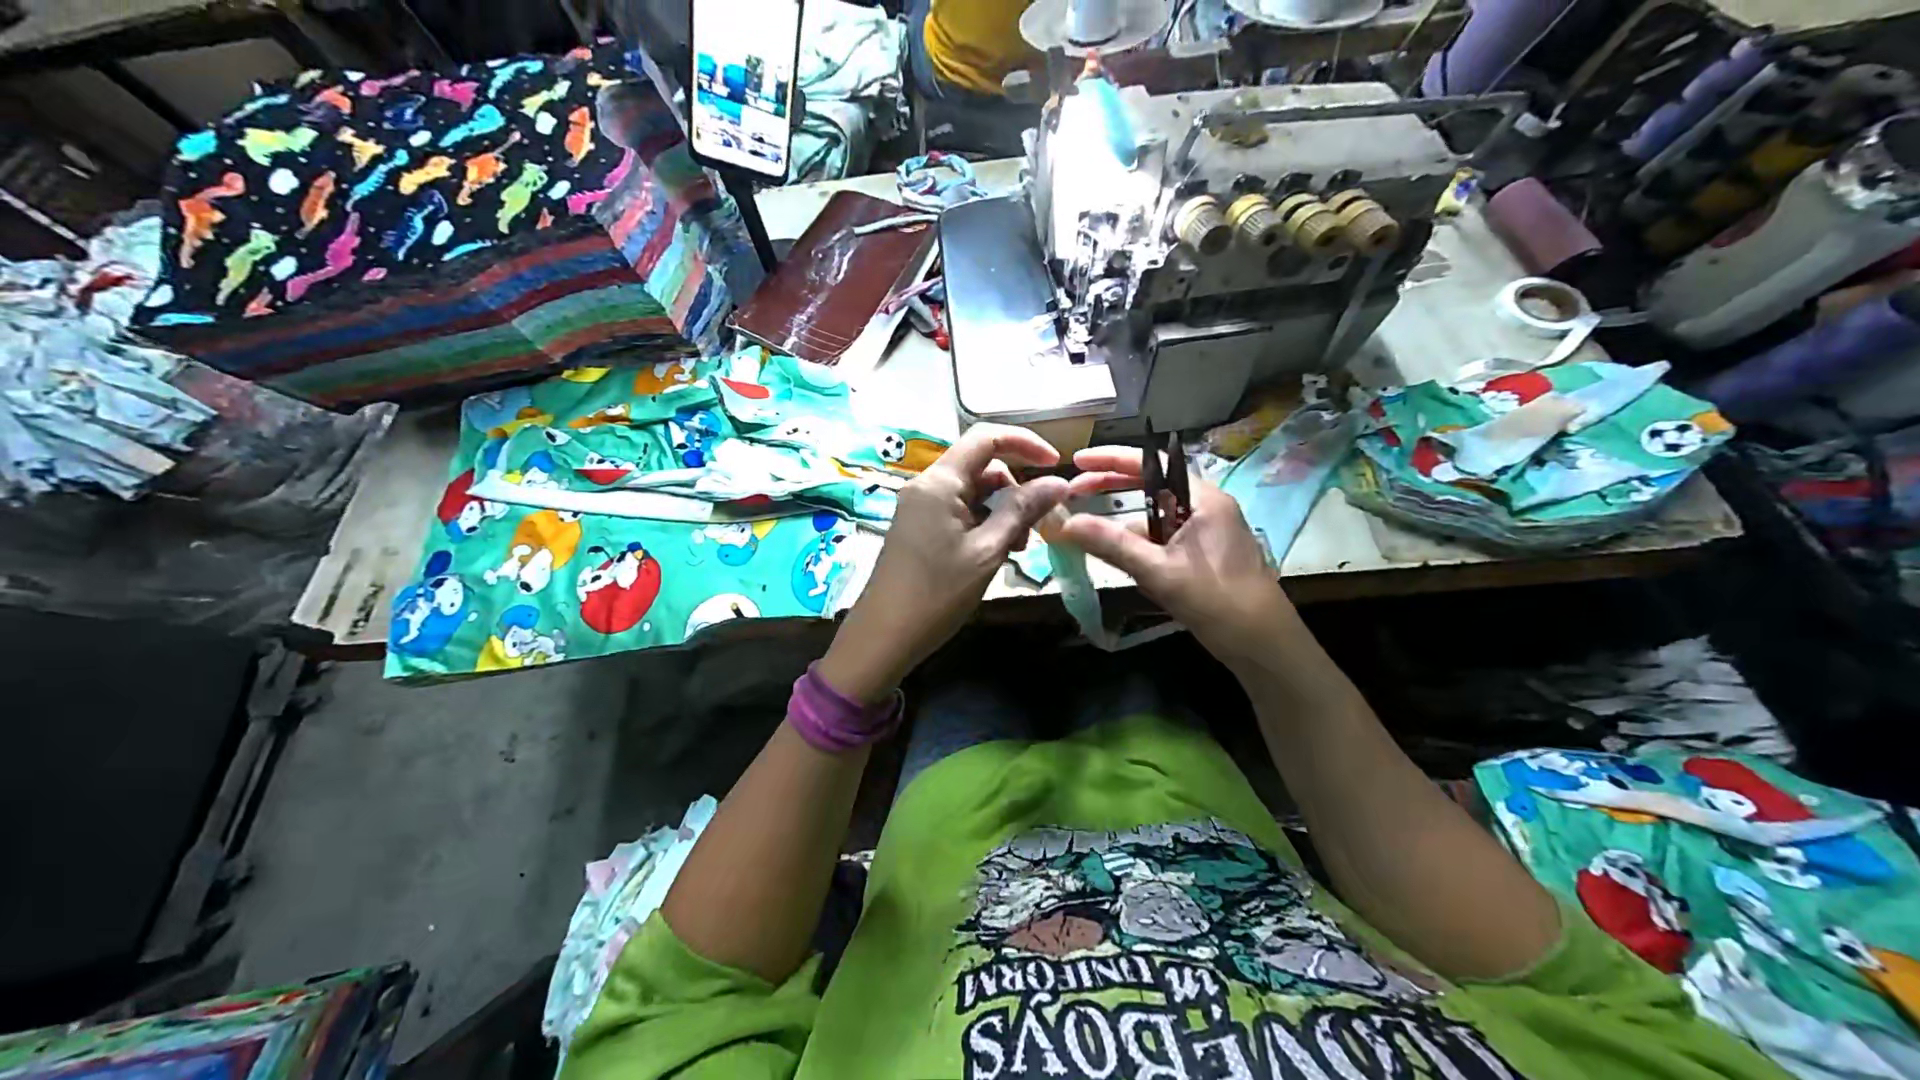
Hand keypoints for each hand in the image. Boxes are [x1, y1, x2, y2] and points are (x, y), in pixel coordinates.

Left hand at [818, 425, 1068, 703]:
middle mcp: (926, 486)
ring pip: (973, 491)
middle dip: (1016, 488)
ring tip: (1018, 548)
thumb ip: (1023, 511)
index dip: (1025, 443)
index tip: (1055, 464)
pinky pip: (959, 511)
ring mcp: (920, 507)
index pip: (986, 437)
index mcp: (939, 481)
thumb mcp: (988, 551)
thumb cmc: (937, 593)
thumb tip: (1058, 482)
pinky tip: (997, 553)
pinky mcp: (919, 528)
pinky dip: (984, 524)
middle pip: (982, 466)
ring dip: (1002, 510)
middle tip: (1038, 526)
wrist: (884, 636)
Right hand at [1061, 446, 1300, 674]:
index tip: (1078, 460)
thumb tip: (1066, 523)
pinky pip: (1164, 540)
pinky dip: (1143, 548)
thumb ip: (1112, 545)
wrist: (1263, 644)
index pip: (1152, 464)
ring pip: (1155, 519)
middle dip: (1112, 491)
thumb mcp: (1159, 571)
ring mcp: (1206, 532)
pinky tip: (1131, 569)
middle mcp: (1206, 507)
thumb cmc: (1217, 601)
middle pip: (1150, 488)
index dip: (1111, 459)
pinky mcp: (1204, 554)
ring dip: (1127, 529)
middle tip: (1074, 494)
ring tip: (1094, 540)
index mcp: (1202, 499)